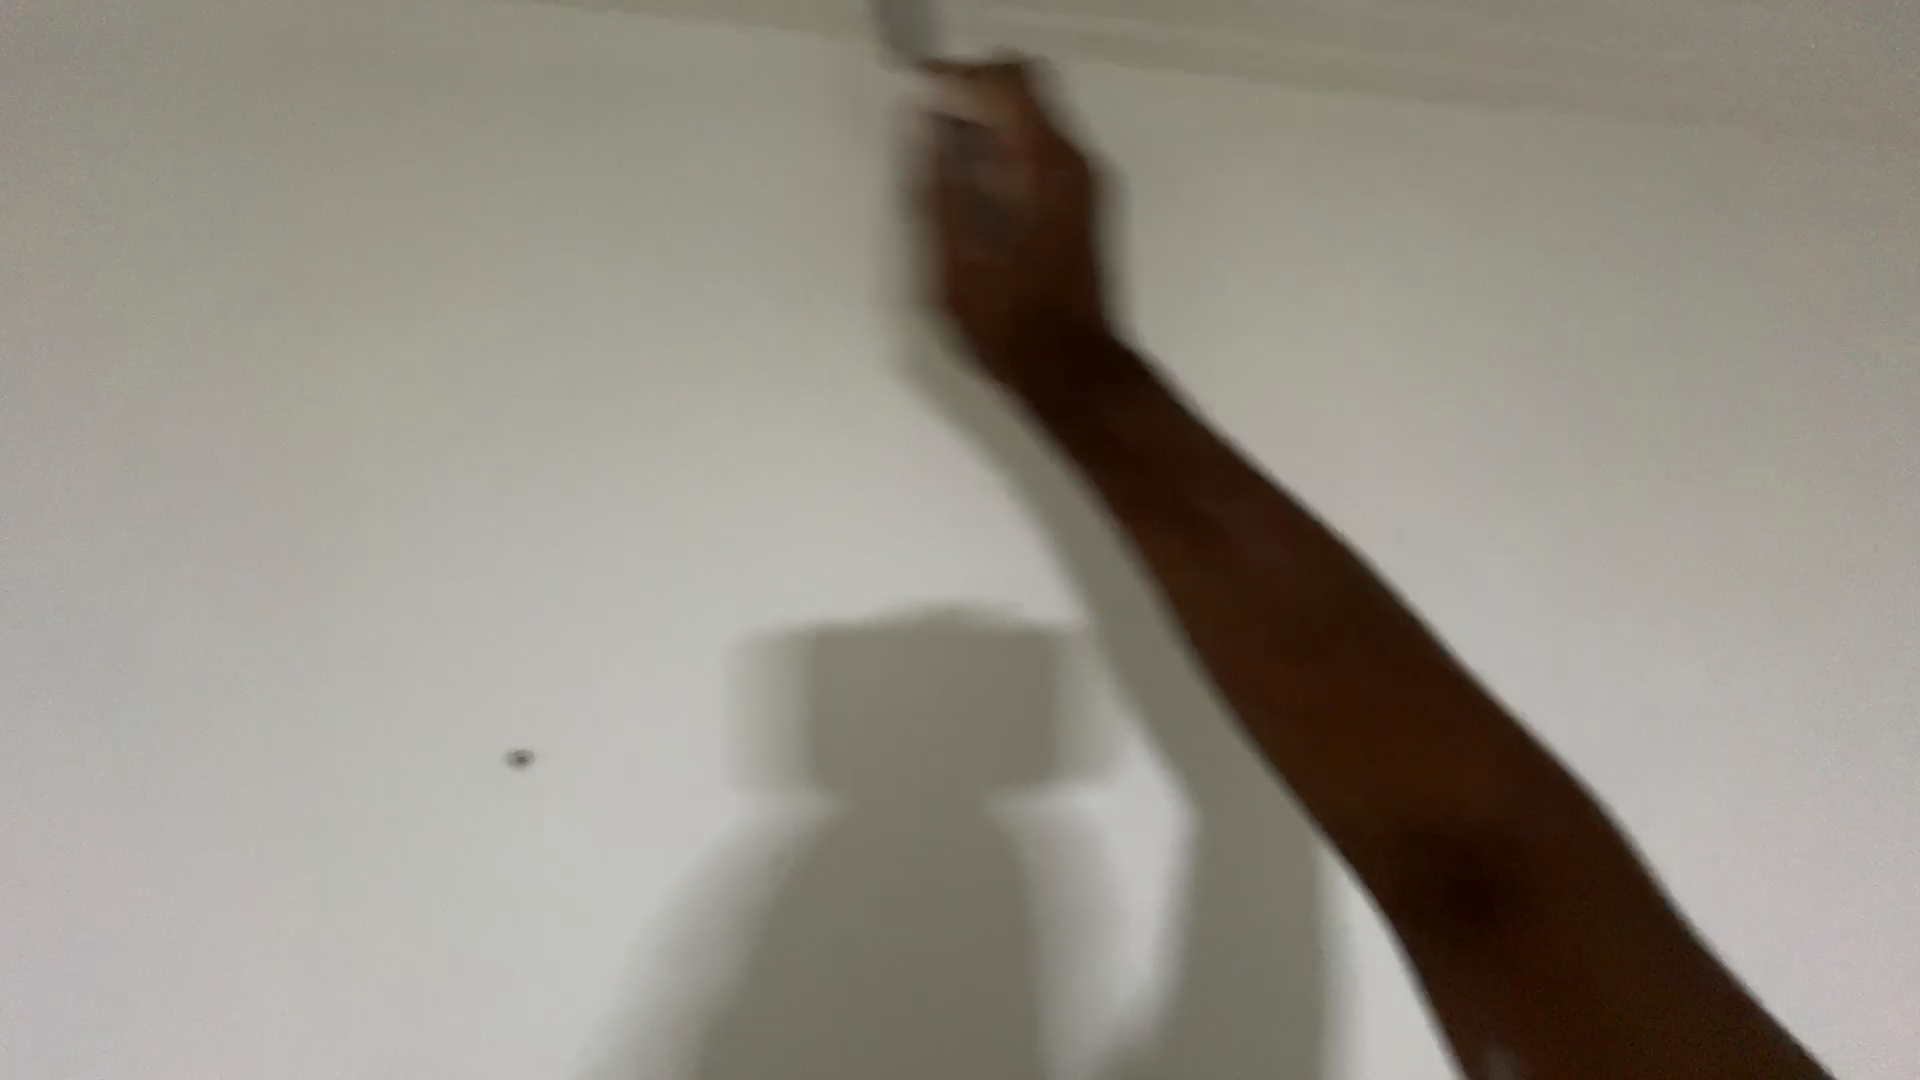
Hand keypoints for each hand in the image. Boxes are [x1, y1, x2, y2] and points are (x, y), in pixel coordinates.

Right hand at [918, 60, 1117, 404]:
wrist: (1073, 372)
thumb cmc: (1010, 328)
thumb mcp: (955, 264)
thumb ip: (937, 187)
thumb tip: (922, 125)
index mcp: (1043, 166)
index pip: (1002, 79)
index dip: (954, 77)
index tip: (918, 97)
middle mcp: (1074, 162)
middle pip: (1022, 88)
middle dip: (971, 96)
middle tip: (930, 131)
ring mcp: (1086, 185)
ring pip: (1034, 120)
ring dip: (987, 127)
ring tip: (945, 167)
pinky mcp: (1084, 209)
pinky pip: (1043, 154)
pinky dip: (1006, 154)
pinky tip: (977, 196)